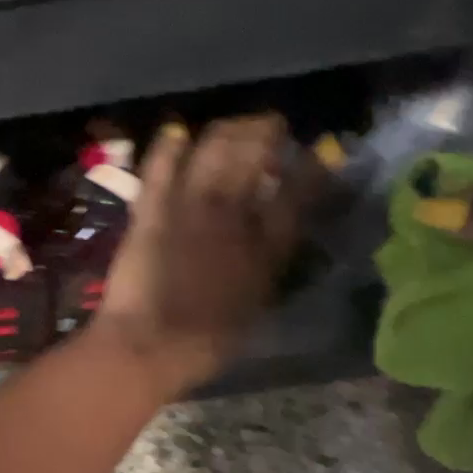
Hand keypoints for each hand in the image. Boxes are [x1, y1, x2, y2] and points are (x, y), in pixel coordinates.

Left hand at [91, 114, 323, 395]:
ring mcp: (189, 206)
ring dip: (228, 130)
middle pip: (256, 155)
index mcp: (266, 245)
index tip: (324, 148)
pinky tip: (176, 131)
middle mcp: (233, 214)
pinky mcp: (150, 211)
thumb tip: (276, 241)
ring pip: (215, 148)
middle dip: (267, 132)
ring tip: (233, 127)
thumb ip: (267, 267)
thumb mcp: (254, 307)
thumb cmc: (205, 343)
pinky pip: (160, 167)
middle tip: (269, 126)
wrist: (148, 345)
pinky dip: (169, 145)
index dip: (314, 167)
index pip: (299, 193)